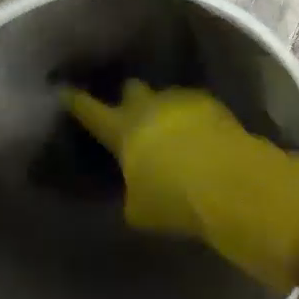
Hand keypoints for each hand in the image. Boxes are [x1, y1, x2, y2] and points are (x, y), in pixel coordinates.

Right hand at [62, 80, 298, 291]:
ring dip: (164, 109)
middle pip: (131, 89)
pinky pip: (193, 107)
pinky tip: (196, 134)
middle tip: (129, 111)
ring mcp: (184, 100)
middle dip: (128, 97)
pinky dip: (191, 118)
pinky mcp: (215, 104)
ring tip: (169, 128)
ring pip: (165, 97)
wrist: (233, 182)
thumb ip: (130, 191)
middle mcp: (149, 105)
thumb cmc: (175, 200)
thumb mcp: (139, 209)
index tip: (65, 90)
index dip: (76, 102)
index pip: (89, 110)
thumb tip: (133, 186)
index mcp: (122, 130)